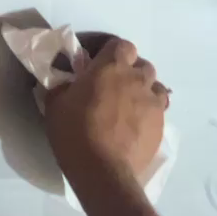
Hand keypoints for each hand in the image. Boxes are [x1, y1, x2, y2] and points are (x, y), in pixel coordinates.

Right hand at [44, 37, 169, 186]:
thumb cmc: (74, 129)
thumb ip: (65, 84)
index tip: (98, 63)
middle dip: (130, 70)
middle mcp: (136, 80)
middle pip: (143, 65)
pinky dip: (148, 112)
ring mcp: (153, 105)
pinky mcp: (161, 127)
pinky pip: (159, 111)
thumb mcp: (55, 101)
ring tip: (128, 104)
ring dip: (144, 90)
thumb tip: (68, 81)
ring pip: (156, 87)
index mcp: (110, 67)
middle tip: (113, 84)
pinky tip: (134, 125)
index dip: (112, 52)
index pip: (122, 45)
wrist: (102, 170)